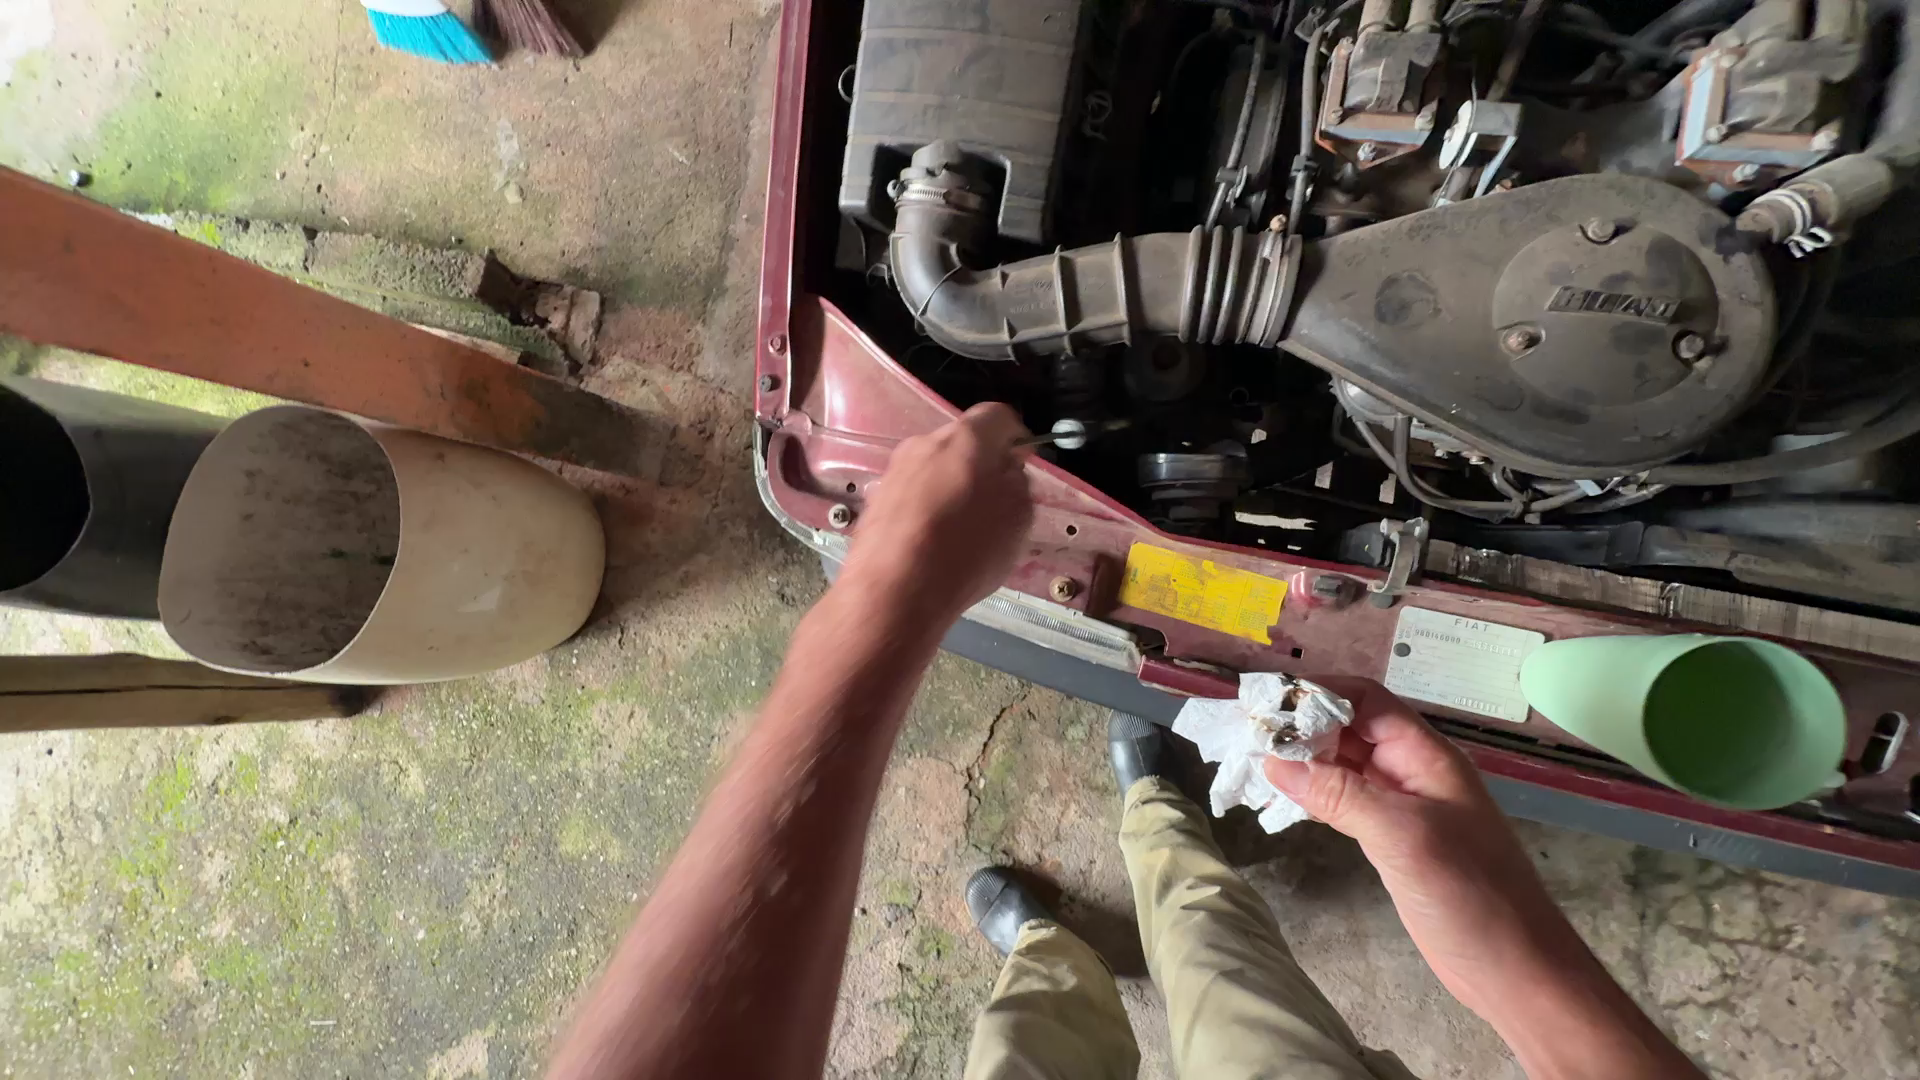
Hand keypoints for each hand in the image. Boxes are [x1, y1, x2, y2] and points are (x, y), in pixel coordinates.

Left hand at [838, 403, 1034, 622]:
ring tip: (962, 531)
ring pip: (934, 470)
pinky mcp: (874, 502)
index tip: (1023, 464)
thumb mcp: (1018, 518)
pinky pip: (912, 496)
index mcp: (965, 438)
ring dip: (952, 489)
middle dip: (981, 466)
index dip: (1016, 437)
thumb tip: (1007, 472)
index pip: (998, 416)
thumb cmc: (965, 550)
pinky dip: (927, 511)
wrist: (892, 592)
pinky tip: (933, 545)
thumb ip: (1018, 483)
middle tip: (995, 503)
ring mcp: (893, 472)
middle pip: (962, 444)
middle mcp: (923, 444)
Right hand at [1262, 679, 1571, 1011]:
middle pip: (1348, 727)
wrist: (1518, 975)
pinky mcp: (1388, 834)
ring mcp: (1400, 804)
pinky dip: (1309, 791)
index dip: (1319, 692)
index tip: (1269, 702)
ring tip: (1253, 759)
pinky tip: (1280, 797)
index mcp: (1425, 756)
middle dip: (1300, 724)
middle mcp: (1410, 770)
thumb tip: (1274, 762)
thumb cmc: (1471, 895)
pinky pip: (1340, 797)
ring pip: (1340, 762)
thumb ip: (1338, 793)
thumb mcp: (1401, 835)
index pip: (1365, 700)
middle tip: (1249, 731)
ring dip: (1300, 758)